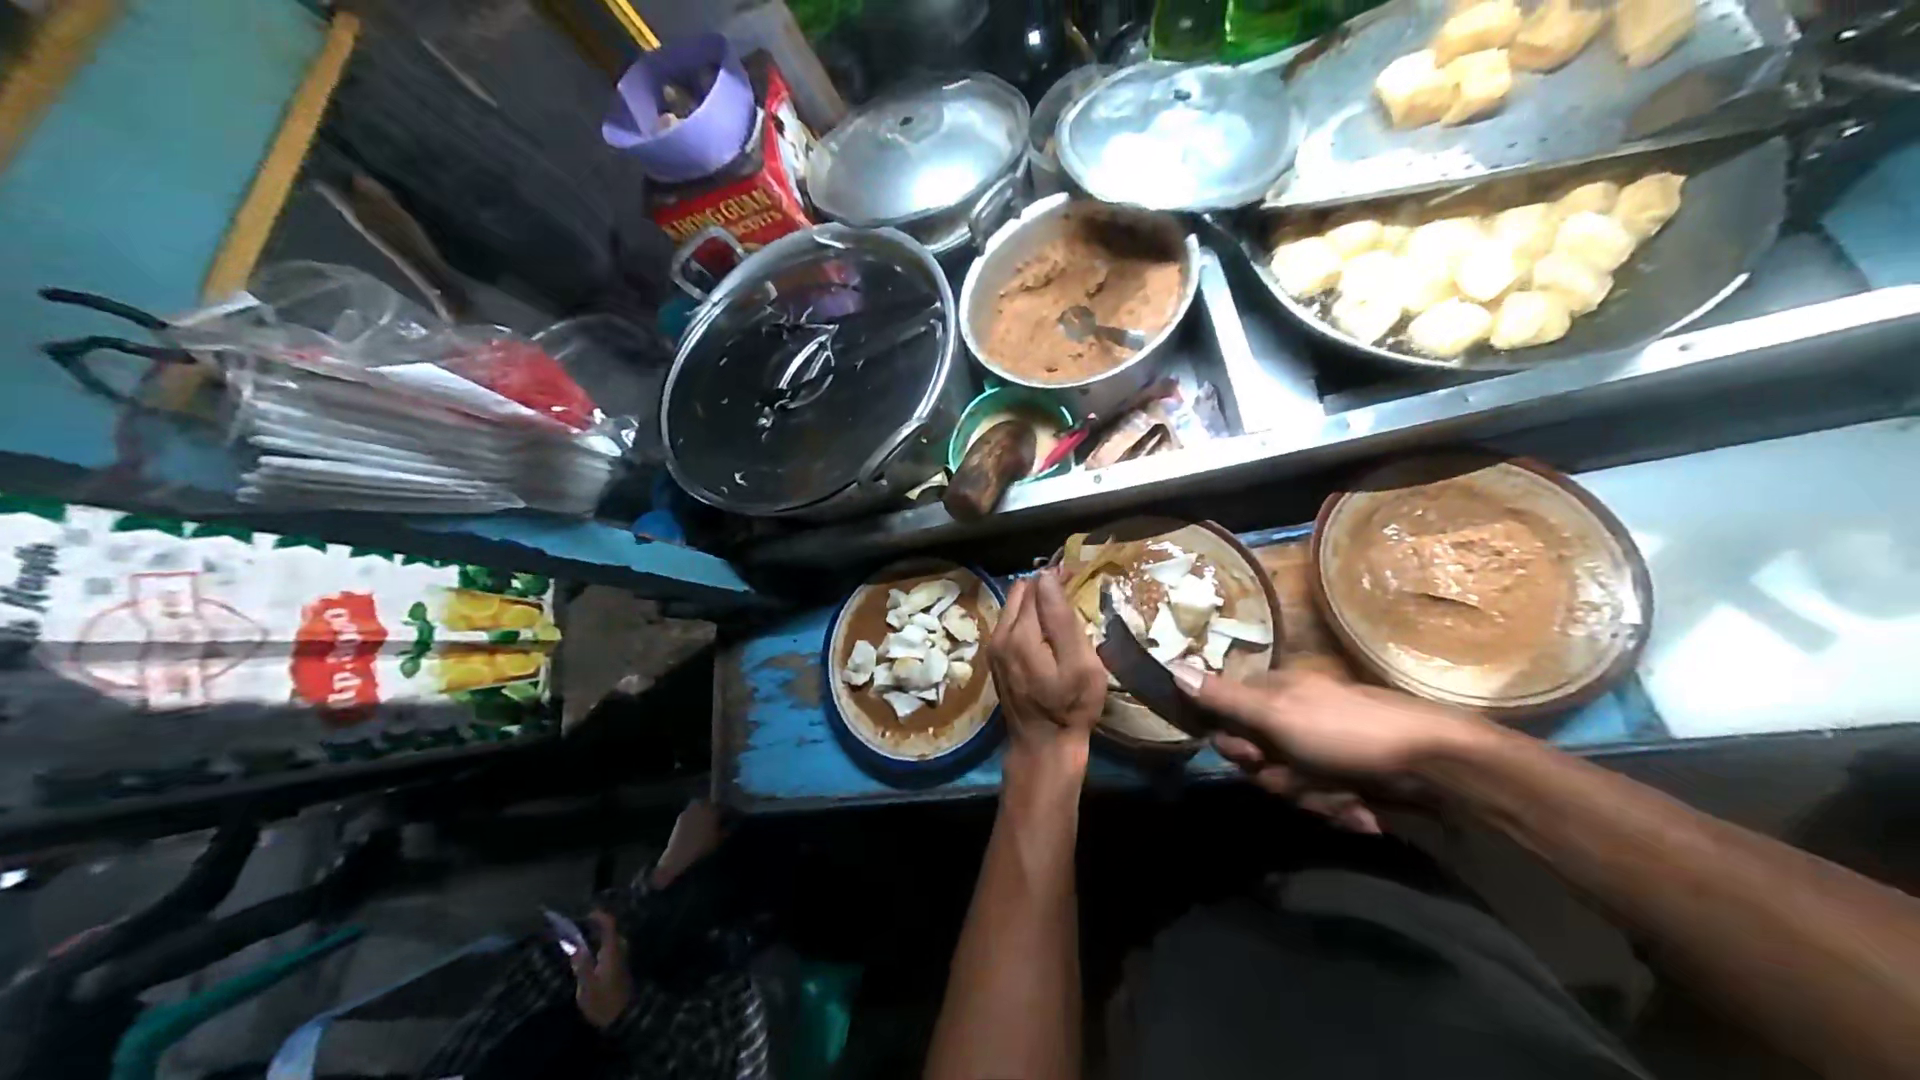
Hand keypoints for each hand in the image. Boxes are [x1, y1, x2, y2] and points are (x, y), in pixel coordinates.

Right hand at [570, 910, 632, 1029]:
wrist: (623, 1016)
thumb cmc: (604, 1002)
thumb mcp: (588, 988)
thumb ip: (582, 966)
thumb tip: (575, 947)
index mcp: (613, 950)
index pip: (609, 925)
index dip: (599, 916)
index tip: (584, 914)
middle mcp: (619, 948)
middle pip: (608, 929)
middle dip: (592, 925)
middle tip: (573, 927)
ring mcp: (620, 956)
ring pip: (607, 938)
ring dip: (594, 936)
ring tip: (574, 938)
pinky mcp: (617, 965)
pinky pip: (607, 947)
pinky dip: (596, 945)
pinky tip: (584, 952)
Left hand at [987, 569, 1106, 776]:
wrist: (1043, 746)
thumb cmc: (1069, 706)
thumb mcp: (1079, 664)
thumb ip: (1061, 618)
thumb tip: (1047, 576)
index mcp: (1019, 634)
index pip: (1036, 586)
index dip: (1057, 579)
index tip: (1077, 579)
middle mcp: (1000, 635)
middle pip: (1020, 593)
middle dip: (1045, 589)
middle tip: (1072, 597)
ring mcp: (994, 648)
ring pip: (1015, 608)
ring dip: (1036, 604)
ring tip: (1062, 615)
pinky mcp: (997, 659)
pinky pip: (1012, 625)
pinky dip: (1029, 620)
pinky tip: (1048, 635)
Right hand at [1172, 668, 1492, 820]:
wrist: (1439, 768)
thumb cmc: (1346, 732)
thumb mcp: (1275, 712)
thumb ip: (1223, 697)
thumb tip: (1172, 664)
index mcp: (1277, 694)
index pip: (1230, 719)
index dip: (1235, 743)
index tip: (1250, 754)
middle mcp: (1297, 719)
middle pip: (1260, 759)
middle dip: (1280, 776)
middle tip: (1300, 776)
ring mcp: (1328, 751)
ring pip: (1293, 786)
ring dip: (1316, 797)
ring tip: (1346, 796)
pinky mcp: (1354, 780)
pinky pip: (1327, 801)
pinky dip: (1344, 808)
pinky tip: (1365, 810)